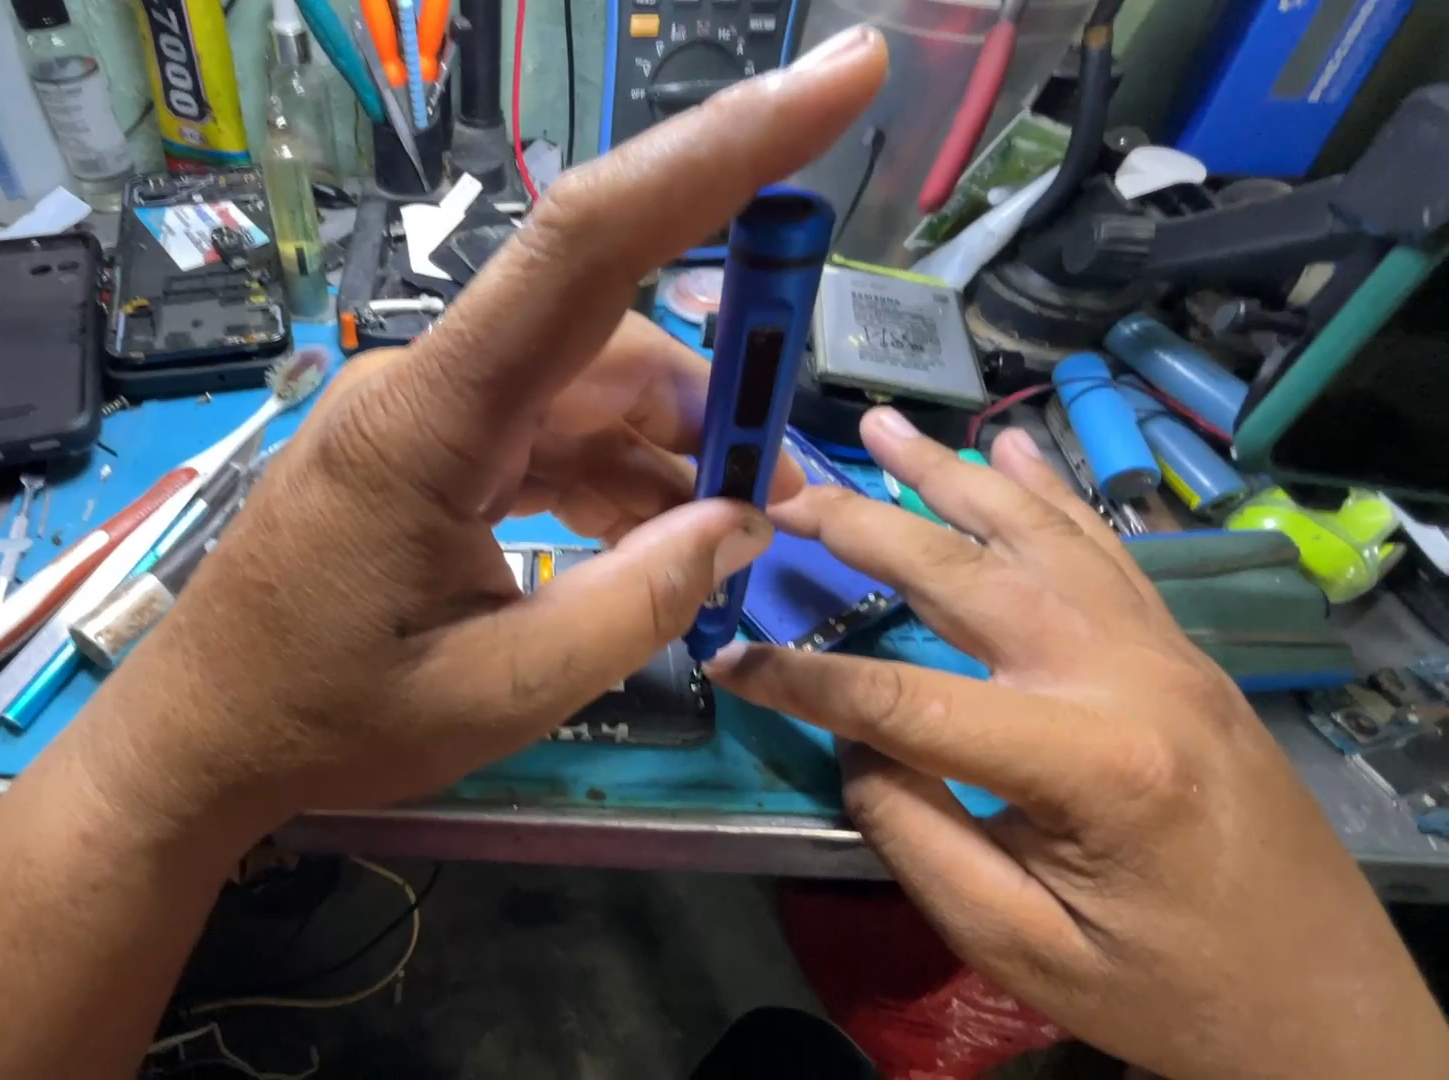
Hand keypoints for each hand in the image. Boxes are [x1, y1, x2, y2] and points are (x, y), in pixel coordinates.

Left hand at [58, 27, 888, 834]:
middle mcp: (426, 387)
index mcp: (429, 421)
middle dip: (712, 394)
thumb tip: (739, 521)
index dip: (719, 150)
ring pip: (584, 390)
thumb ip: (635, 602)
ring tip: (718, 532)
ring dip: (664, 448)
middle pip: (606, 334)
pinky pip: (543, 435)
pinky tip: (645, 537)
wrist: (205, 737)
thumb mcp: (503, 687)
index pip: (586, 243)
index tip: (837, 78)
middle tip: (779, 481)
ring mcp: (423, 415)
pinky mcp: (424, 453)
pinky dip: (609, 475)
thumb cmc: (331, 720)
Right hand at [707, 408, 1448, 1079]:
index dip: (798, 679)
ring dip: (944, 474)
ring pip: (1032, 532)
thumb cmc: (1166, 992)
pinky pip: (1101, 546)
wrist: (1336, 1020)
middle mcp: (1124, 673)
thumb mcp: (1011, 941)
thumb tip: (855, 736)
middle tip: (781, 500)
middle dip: (859, 529)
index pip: (896, 698)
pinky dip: (1046, 490)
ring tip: (879, 427)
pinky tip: (1007, 449)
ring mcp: (1160, 648)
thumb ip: (907, 826)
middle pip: (960, 574)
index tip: (725, 659)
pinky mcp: (1177, 649)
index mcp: (1085, 759)